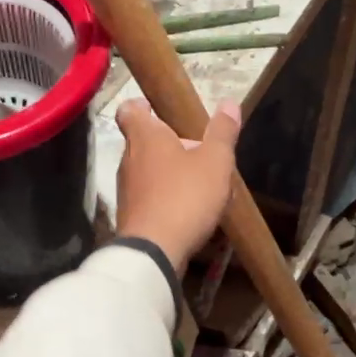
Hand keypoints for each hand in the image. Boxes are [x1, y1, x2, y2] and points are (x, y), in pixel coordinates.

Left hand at [114, 98, 241, 273]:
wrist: (153, 253)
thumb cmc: (184, 198)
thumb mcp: (215, 162)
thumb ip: (222, 133)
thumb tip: (229, 104)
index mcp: (145, 138)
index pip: (129, 110)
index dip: (140, 105)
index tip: (156, 108)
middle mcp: (128, 162)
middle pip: (143, 144)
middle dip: (167, 145)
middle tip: (196, 152)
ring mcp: (126, 193)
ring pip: (147, 174)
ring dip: (169, 175)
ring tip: (198, 186)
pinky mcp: (130, 219)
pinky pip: (149, 201)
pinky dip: (165, 202)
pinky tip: (187, 214)